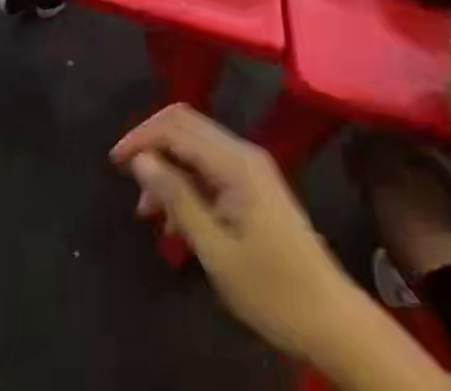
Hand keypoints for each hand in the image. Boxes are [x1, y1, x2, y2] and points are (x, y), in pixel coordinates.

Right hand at [110, 104, 355, 360]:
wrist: (336, 325)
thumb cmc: (273, 290)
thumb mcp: (214, 249)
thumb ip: (176, 197)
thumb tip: (140, 159)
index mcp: (236, 164)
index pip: (176, 127)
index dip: (140, 138)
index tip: (115, 164)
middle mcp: (244, 155)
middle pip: (184, 126)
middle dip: (150, 146)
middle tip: (129, 180)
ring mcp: (251, 170)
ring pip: (193, 146)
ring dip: (166, 168)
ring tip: (149, 211)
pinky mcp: (254, 187)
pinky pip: (208, 167)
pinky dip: (184, 182)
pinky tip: (174, 219)